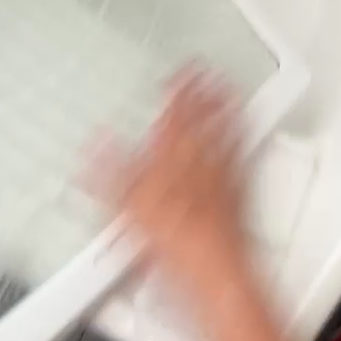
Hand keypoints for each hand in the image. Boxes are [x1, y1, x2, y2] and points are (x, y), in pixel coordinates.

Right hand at [95, 70, 255, 313]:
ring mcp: (224, 177)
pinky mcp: (239, 194)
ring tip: (229, 87)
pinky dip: (242, 137)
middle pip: (204, 119)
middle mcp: (201, 163)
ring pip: (226, 131)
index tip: (179, 70)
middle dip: (204, 91)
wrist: (215, 272)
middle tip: (206, 68)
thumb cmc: (175, 244)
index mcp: (173, 161)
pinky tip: (245, 132)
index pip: (174, 115)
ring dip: (227, 107)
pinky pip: (242, 155)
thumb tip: (95, 142)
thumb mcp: (128, 209)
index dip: (176, 90)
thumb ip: (110, 172)